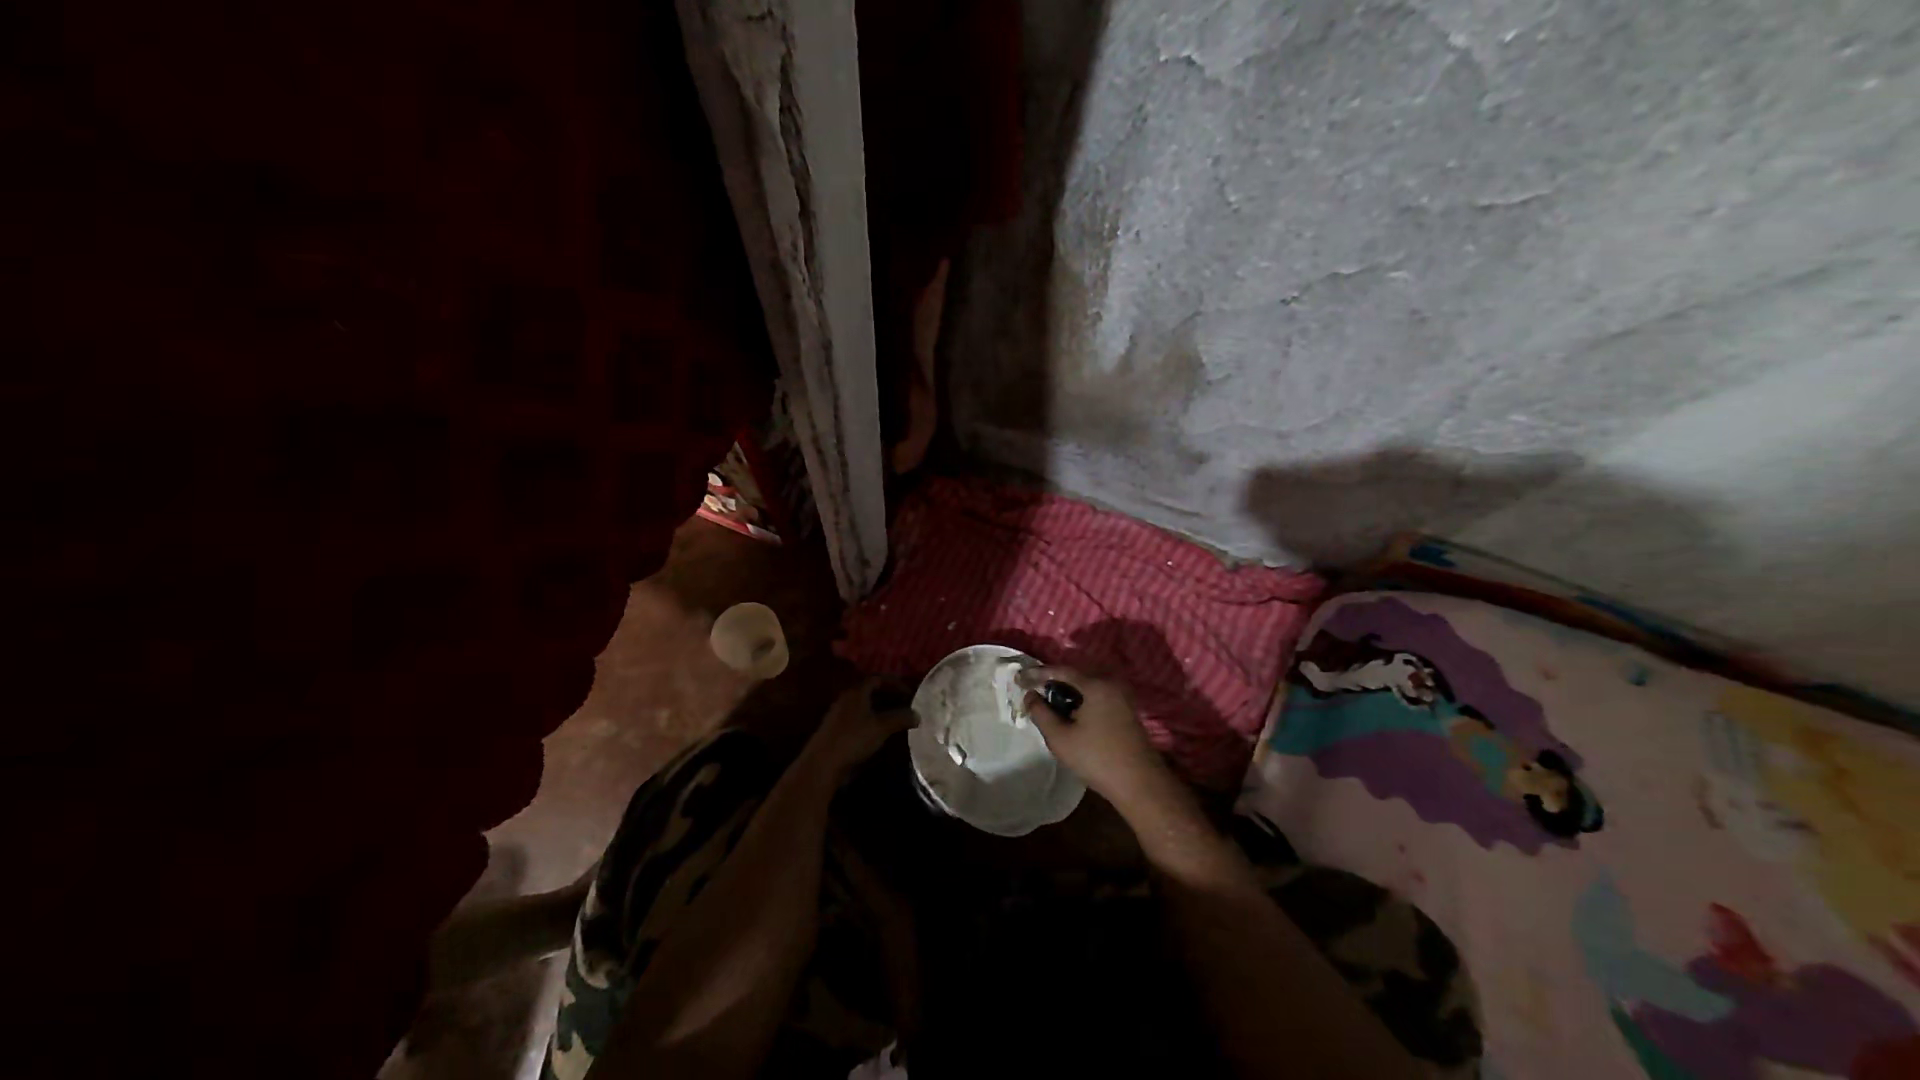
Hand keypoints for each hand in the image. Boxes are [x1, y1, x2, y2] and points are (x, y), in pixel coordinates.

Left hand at [803, 678, 918, 783]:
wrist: (822, 763)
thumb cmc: (853, 738)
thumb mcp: (881, 727)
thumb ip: (900, 718)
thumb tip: (918, 715)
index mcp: (856, 692)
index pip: (877, 679)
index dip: (895, 683)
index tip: (910, 692)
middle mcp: (846, 699)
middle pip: (870, 691)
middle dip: (890, 696)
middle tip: (906, 704)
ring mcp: (839, 714)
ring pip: (865, 706)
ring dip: (881, 709)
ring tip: (897, 718)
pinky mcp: (837, 730)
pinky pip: (859, 718)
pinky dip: (873, 720)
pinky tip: (880, 732)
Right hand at [1017, 666, 1170, 807]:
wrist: (1140, 784)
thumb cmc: (1097, 758)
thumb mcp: (1060, 737)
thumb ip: (1041, 713)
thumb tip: (1030, 696)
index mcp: (1096, 685)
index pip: (1062, 671)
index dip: (1038, 673)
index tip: (1019, 679)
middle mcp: (1111, 685)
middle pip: (1076, 675)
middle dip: (1053, 680)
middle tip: (1032, 689)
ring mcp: (1122, 698)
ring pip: (1088, 686)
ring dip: (1067, 691)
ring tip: (1048, 702)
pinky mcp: (1126, 711)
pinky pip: (1097, 696)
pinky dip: (1080, 699)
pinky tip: (1070, 713)